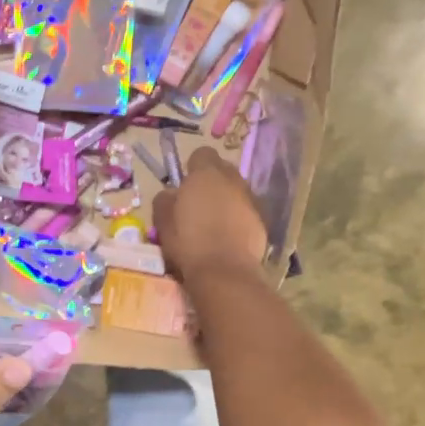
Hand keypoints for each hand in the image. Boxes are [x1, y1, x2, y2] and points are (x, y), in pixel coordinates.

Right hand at [153, 146, 267, 280]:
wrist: (224, 272)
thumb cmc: (188, 242)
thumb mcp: (162, 221)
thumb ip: (164, 200)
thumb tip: (171, 193)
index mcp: (205, 174)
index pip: (202, 153)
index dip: (192, 167)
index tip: (185, 184)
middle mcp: (232, 180)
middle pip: (222, 170)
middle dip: (212, 181)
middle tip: (198, 203)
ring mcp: (250, 199)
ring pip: (236, 190)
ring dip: (226, 199)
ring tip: (214, 222)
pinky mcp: (262, 220)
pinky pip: (246, 210)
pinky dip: (238, 218)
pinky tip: (227, 237)